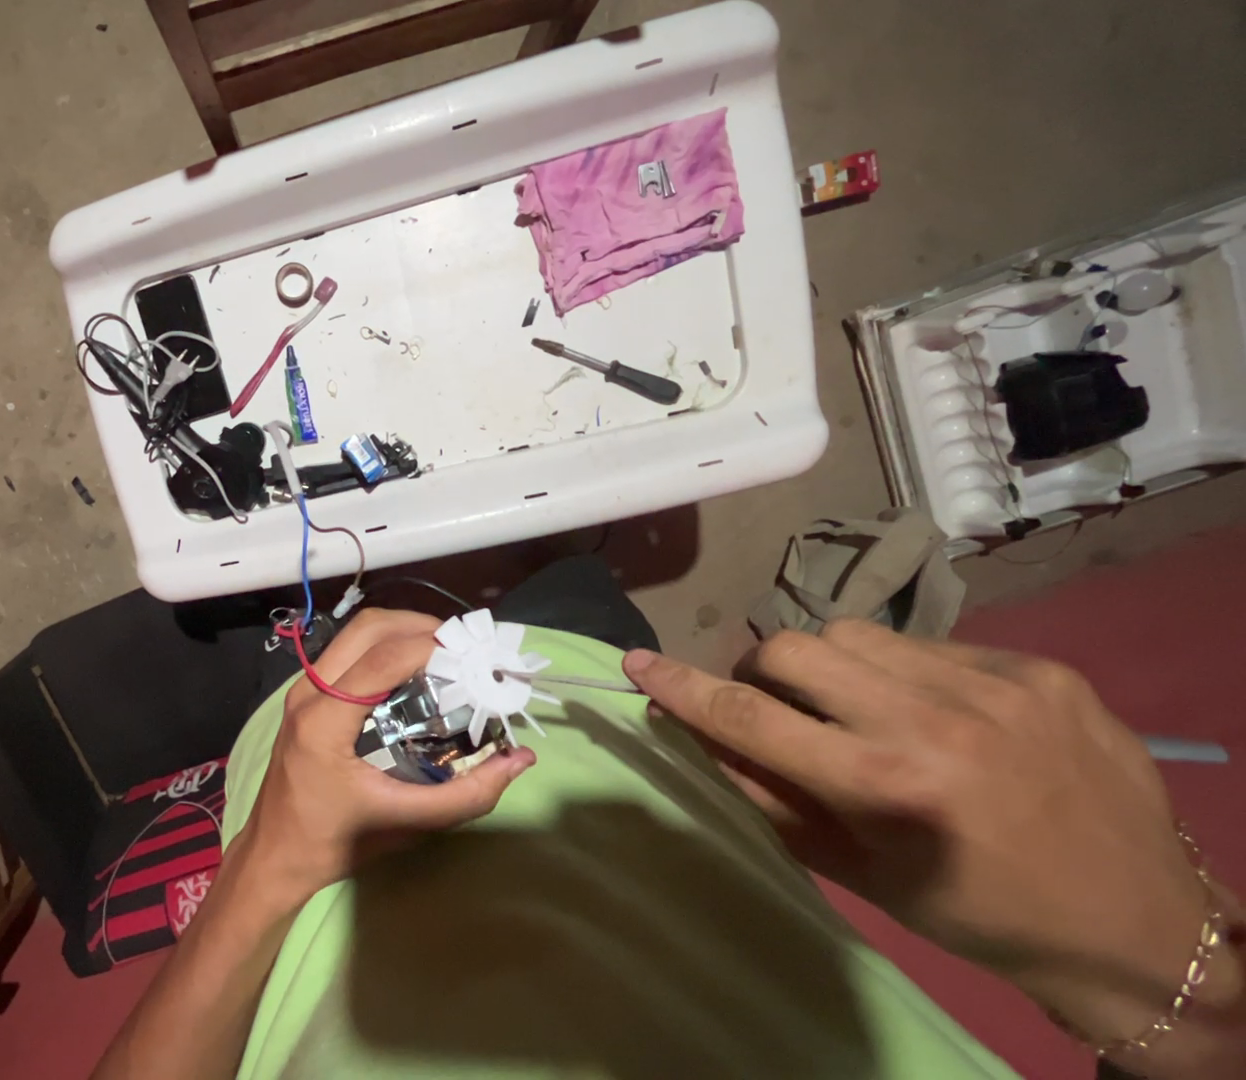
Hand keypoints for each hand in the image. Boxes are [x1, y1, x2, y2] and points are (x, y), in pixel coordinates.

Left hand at [240, 609, 535, 902]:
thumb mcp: (406, 824)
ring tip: (447, 653)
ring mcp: (302, 689)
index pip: (384, 660)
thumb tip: (519, 760)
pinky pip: (348, 650)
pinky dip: (385, 646)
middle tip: (465, 648)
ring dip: (403, 632)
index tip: (477, 654)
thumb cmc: (335, 843)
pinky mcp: (305, 694)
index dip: (434, 647)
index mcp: (324, 721)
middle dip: (421, 626)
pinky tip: (415, 670)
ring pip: (355, 633)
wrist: (274, 854)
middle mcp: (308, 692)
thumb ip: (466, 795)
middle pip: (368, 628)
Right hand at [622, 620, 1232, 1046]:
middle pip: (791, 648)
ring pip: (851, 632)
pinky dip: (899, 670)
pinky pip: (924, 643)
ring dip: (828, 665)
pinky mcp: (1040, 671)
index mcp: (886, 788)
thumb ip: (767, 794)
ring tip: (857, 706)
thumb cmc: (972, 912)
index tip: (639, 662)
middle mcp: (936, 723)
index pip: (749, 717)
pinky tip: (932, 712)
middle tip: (777, 705)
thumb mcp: (853, 869)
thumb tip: (696, 734)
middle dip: (761, 671)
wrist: (1144, 929)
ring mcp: (996, 687)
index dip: (683, 687)